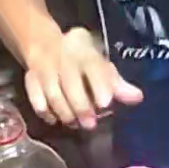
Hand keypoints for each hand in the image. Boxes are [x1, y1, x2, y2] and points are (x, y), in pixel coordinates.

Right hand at [23, 28, 143, 129]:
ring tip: (74, 123)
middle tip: (90, 124)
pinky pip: (36, 100)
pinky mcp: (30, 79)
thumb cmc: (80, 61)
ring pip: (53, 93)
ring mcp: (43, 67)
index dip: (99, 84)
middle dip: (80, 106)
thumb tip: (138, 97)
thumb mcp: (100, 67)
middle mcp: (62, 56)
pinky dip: (46, 113)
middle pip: (70, 82)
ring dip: (65, 112)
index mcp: (83, 50)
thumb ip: (118, 84)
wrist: (43, 43)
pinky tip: (55, 119)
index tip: (106, 103)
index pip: (92, 65)